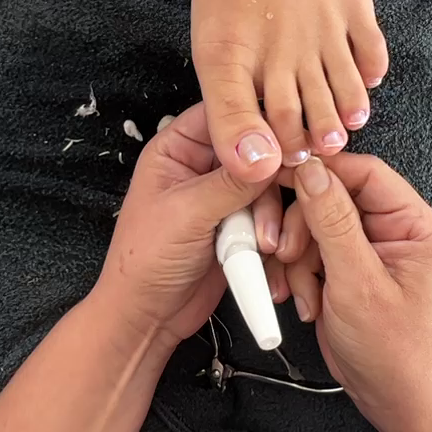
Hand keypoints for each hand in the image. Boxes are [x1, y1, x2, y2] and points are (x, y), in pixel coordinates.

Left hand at [93, 105, 279, 348]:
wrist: (148, 317)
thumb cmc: (145, 261)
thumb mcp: (186, 213)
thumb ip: (230, 182)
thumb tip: (271, 151)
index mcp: (177, 147)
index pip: (222, 114)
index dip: (256, 121)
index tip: (286, 138)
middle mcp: (202, 165)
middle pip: (254, 149)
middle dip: (268, 177)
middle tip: (278, 199)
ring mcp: (223, 195)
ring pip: (267, 184)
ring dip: (271, 212)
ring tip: (264, 242)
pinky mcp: (241, 223)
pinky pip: (271, 213)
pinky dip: (274, 229)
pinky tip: (269, 248)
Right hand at [278, 154, 431, 430]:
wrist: (386, 397)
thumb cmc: (388, 349)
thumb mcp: (358, 283)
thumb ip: (333, 222)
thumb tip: (310, 169)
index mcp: (415, 223)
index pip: (365, 172)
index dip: (321, 171)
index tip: (279, 174)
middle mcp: (394, 225)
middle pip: (331, 194)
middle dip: (302, 226)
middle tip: (282, 252)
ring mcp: (367, 242)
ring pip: (312, 220)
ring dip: (296, 256)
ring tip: (300, 293)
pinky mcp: (344, 259)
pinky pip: (308, 244)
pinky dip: (297, 270)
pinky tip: (303, 300)